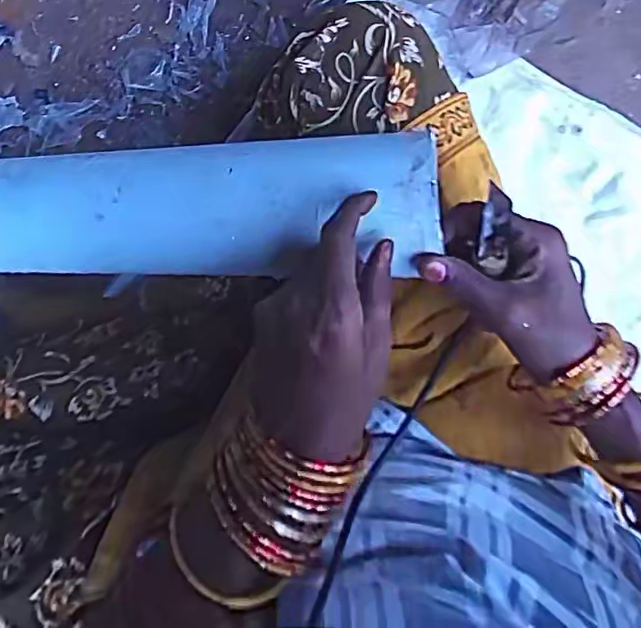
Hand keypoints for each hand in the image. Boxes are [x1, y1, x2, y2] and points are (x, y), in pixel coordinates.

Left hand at [249, 192, 393, 459]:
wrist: (295, 442)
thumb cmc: (350, 397)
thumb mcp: (378, 346)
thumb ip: (377, 289)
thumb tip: (380, 245)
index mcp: (333, 307)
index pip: (336, 238)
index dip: (352, 210)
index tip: (368, 199)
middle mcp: (296, 298)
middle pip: (321, 251)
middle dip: (345, 251)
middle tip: (367, 272)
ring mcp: (273, 306)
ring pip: (307, 270)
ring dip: (327, 275)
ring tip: (344, 314)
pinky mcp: (260, 315)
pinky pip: (293, 288)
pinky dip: (310, 292)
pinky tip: (319, 327)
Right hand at [414, 203, 599, 380]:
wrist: (577, 375)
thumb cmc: (547, 337)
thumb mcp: (502, 309)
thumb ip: (463, 281)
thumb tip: (423, 260)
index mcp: (537, 236)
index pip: (486, 214)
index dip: (457, 225)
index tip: (436, 248)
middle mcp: (535, 238)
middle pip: (483, 229)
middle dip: (460, 250)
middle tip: (442, 275)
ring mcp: (531, 256)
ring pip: (483, 249)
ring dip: (467, 269)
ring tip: (462, 294)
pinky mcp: (525, 275)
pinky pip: (491, 266)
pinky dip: (477, 280)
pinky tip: (476, 304)